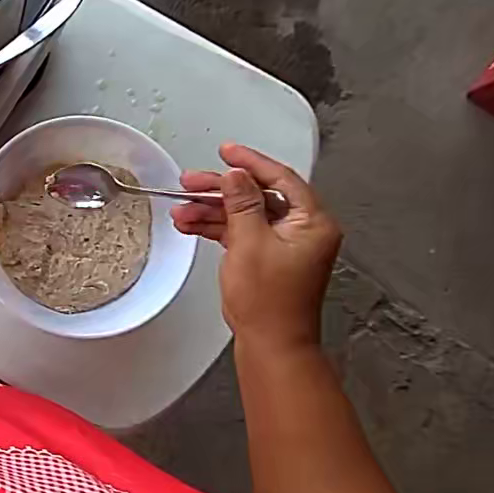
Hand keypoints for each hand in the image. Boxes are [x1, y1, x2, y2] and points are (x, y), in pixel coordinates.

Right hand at [171, 143, 339, 353]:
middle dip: (221, 190)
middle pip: (258, 196)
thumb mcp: (250, 243)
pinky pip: (240, 233)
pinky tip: (192, 226)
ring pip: (244, 215)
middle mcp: (302, 230)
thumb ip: (243, 204)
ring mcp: (284, 244)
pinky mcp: (267, 257)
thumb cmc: (269, 302)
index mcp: (311, 222)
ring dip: (212, 211)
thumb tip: (237, 176)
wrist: (270, 341)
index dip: (250, 163)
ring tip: (182, 210)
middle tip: (191, 183)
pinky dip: (216, 228)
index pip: (281, 179)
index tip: (227, 151)